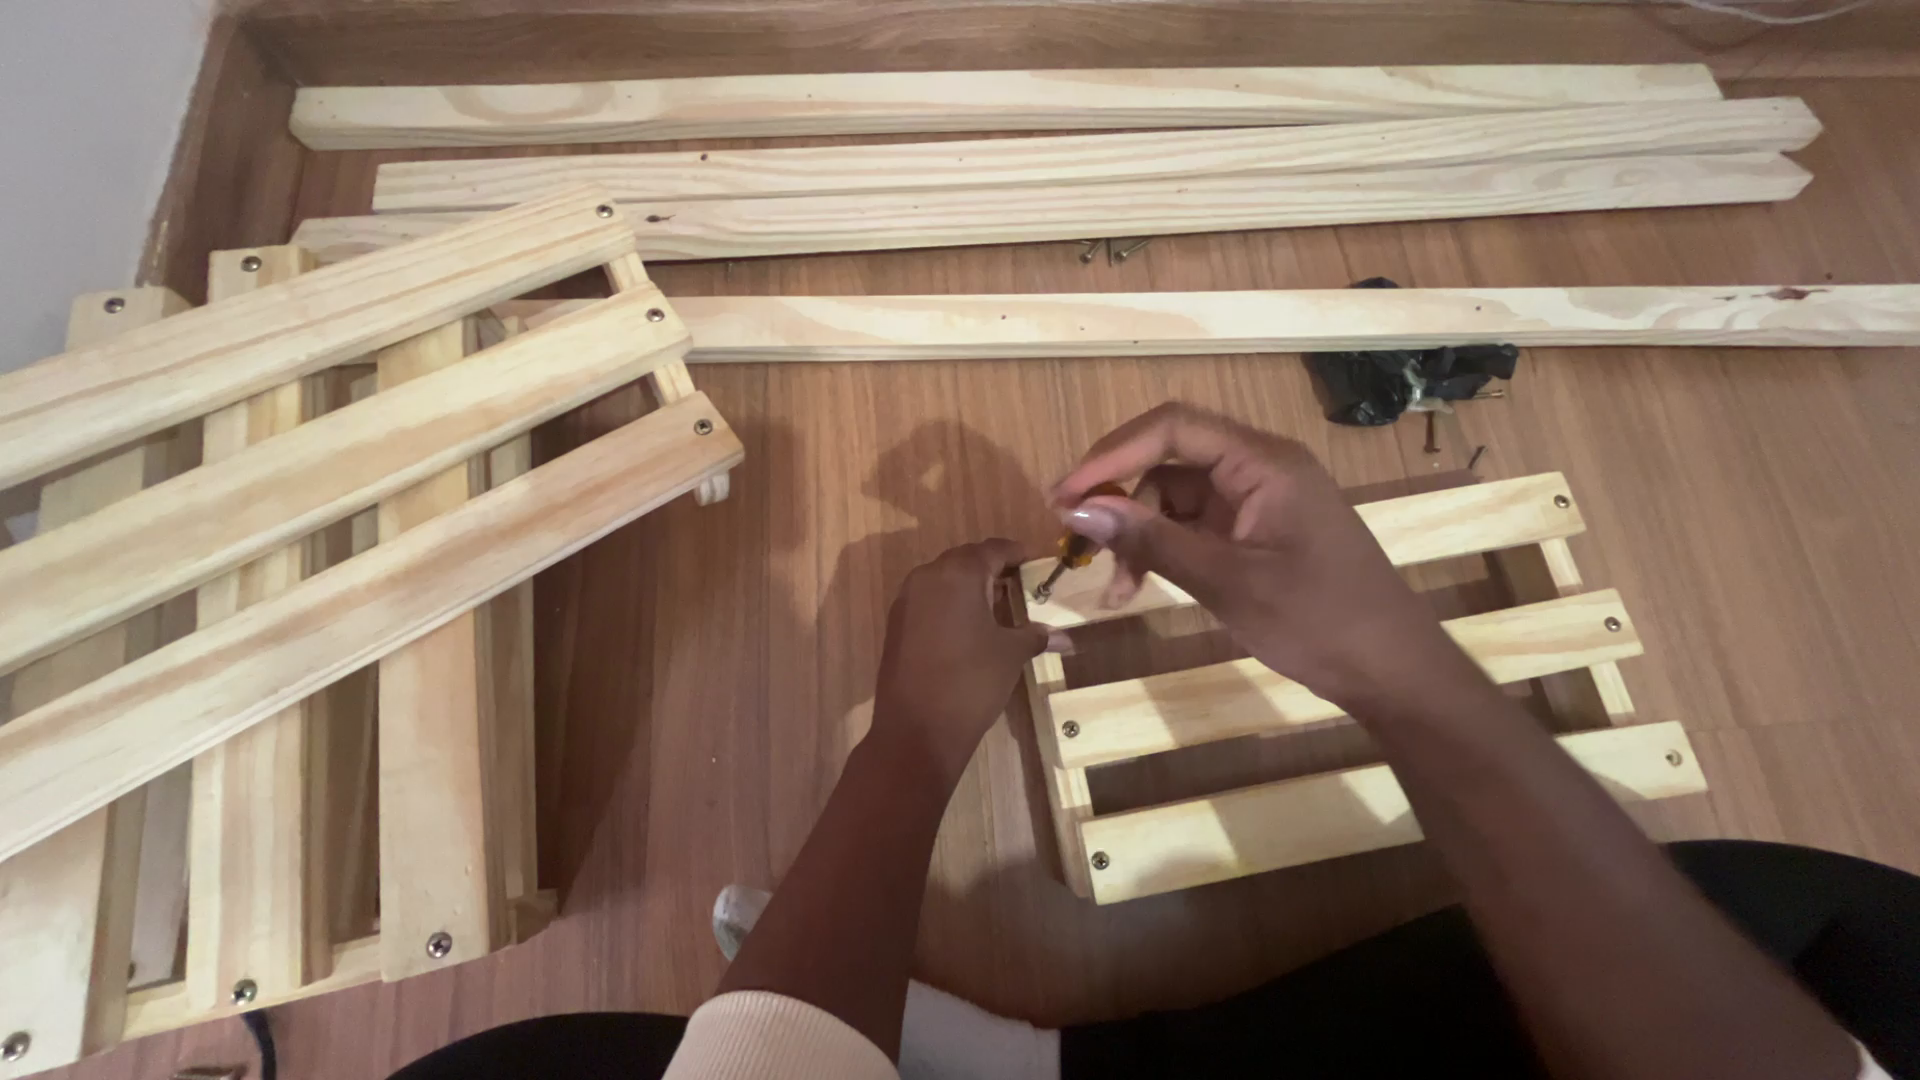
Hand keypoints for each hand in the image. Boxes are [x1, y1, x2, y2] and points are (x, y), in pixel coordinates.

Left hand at [871, 540, 1049, 783]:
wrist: (916, 729)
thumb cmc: (971, 681)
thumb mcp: (1011, 654)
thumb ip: (1035, 636)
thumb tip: (1065, 638)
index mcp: (958, 574)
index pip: (993, 550)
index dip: (1017, 554)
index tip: (1035, 562)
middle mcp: (927, 577)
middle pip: (965, 560)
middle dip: (993, 569)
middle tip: (1020, 584)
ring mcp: (906, 601)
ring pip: (944, 580)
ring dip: (970, 587)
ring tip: (998, 606)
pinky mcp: (896, 625)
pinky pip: (929, 601)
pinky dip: (950, 604)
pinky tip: (969, 627)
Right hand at [1050, 403, 1483, 710]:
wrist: (1390, 670)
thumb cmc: (1317, 620)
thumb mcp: (1225, 581)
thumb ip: (1151, 540)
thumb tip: (1078, 510)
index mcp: (1262, 462)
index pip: (1171, 428)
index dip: (1110, 454)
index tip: (1065, 495)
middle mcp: (1256, 469)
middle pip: (1166, 461)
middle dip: (1117, 497)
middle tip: (1074, 538)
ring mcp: (1253, 502)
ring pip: (1171, 498)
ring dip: (1135, 534)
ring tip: (1113, 585)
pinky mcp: (1250, 533)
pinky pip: (1189, 527)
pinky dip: (1159, 552)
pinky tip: (1136, 587)